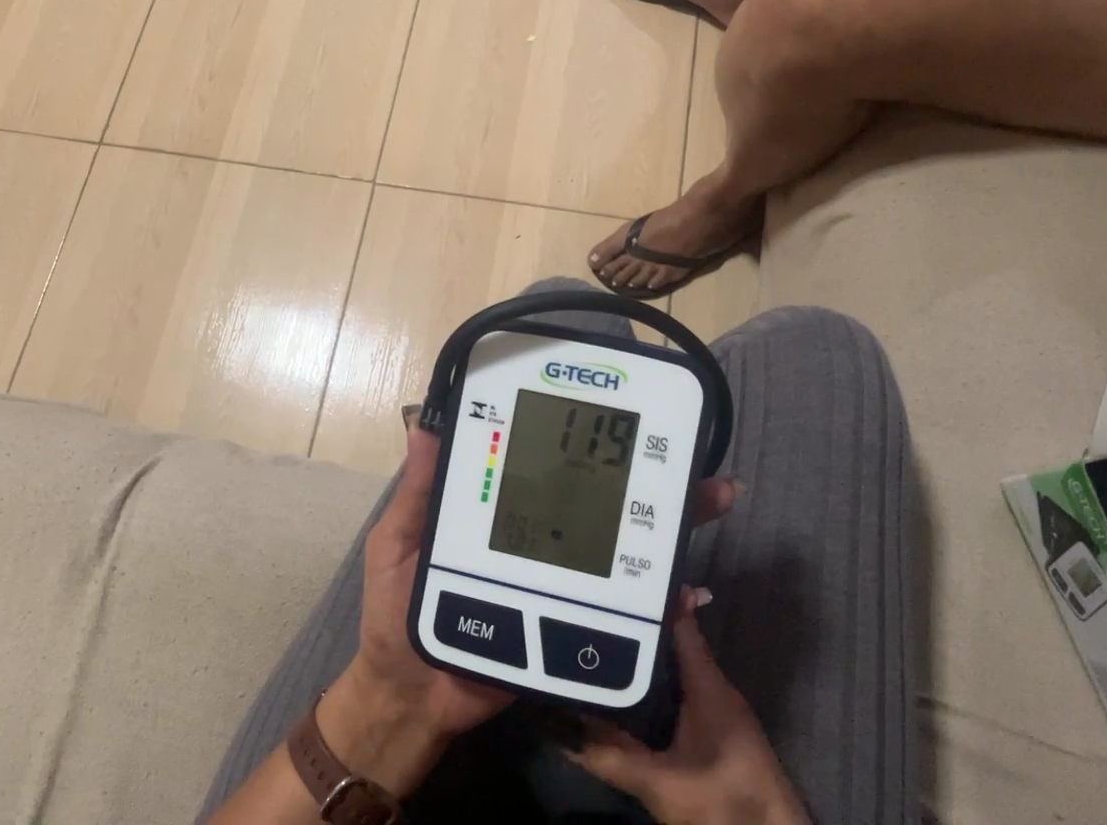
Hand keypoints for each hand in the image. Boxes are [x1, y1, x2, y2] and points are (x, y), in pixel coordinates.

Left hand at [323, 427, 741, 797]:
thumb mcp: (399, 543)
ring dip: (668, 525)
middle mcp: (539, 538)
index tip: (617, 407)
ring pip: (621, 549)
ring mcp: (560, 581)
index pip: (546, 466)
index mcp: (499, 512)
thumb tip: (425, 425)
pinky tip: (688, 587)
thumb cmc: (396, 611)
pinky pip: (621, 611)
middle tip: (688, 455)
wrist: (412, 698)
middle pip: (598, 500)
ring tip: (710, 497)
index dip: (580, 438)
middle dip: (646, 476)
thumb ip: (419, 493)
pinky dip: (660, 601)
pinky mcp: (572, 625)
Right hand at [568, 592, 809, 824]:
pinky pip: (671, 702)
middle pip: (669, 649)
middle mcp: (713, 692)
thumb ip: (610, 757)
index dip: (649, 601)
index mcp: (709, 687)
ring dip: (636, 667)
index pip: (679, 625)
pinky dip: (644, 695)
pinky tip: (616, 701)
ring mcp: (714, 717)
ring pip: (669, 677)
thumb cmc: (728, 804)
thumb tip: (559, 735)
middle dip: (630, 634)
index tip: (611, 582)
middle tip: (585, 616)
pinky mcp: (711, 741)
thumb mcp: (661, 784)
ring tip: (589, 650)